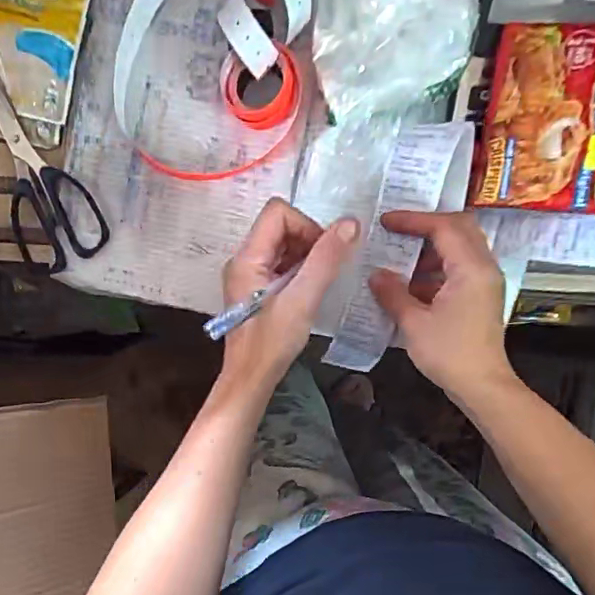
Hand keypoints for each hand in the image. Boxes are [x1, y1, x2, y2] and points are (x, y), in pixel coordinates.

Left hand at [219, 198, 359, 392]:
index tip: (324, 254)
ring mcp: (249, 277)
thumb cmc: (270, 344)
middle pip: (281, 227)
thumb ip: (325, 260)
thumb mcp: (302, 300)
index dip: (307, 225)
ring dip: (307, 258)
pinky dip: (300, 272)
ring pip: (284, 247)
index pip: (278, 213)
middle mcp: (244, 261)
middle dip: (309, 241)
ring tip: (318, 285)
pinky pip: (282, 267)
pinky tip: (310, 293)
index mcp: (247, 258)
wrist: (250, 381)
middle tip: (324, 271)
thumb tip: (350, 224)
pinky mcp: (257, 292)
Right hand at [368, 210, 517, 402]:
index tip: (387, 221)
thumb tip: (376, 275)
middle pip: (460, 229)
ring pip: (460, 249)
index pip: (444, 227)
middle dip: (427, 227)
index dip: (414, 220)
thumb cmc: (449, 354)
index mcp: (471, 268)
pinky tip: (411, 284)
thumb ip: (393, 294)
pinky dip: (436, 269)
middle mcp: (484, 268)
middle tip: (398, 232)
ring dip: (430, 250)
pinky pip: (459, 269)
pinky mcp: (481, 297)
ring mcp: (485, 283)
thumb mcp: (414, 323)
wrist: (481, 385)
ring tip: (400, 259)